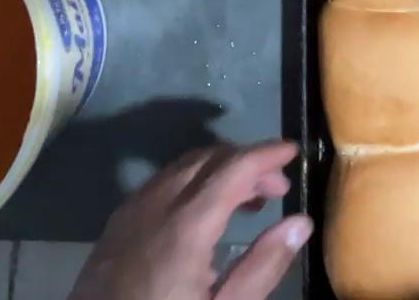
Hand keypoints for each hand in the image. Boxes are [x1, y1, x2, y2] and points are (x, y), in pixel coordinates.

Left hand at [68, 141, 311, 299]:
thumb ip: (262, 267)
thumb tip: (301, 222)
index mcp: (188, 225)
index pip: (235, 167)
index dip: (266, 154)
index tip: (292, 150)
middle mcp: (159, 202)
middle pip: (211, 158)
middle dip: (247, 162)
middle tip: (277, 187)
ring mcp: (134, 208)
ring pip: (185, 165)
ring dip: (220, 170)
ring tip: (247, 199)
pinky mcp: (118, 222)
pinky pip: (163, 181)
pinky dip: (193, 180)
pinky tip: (203, 211)